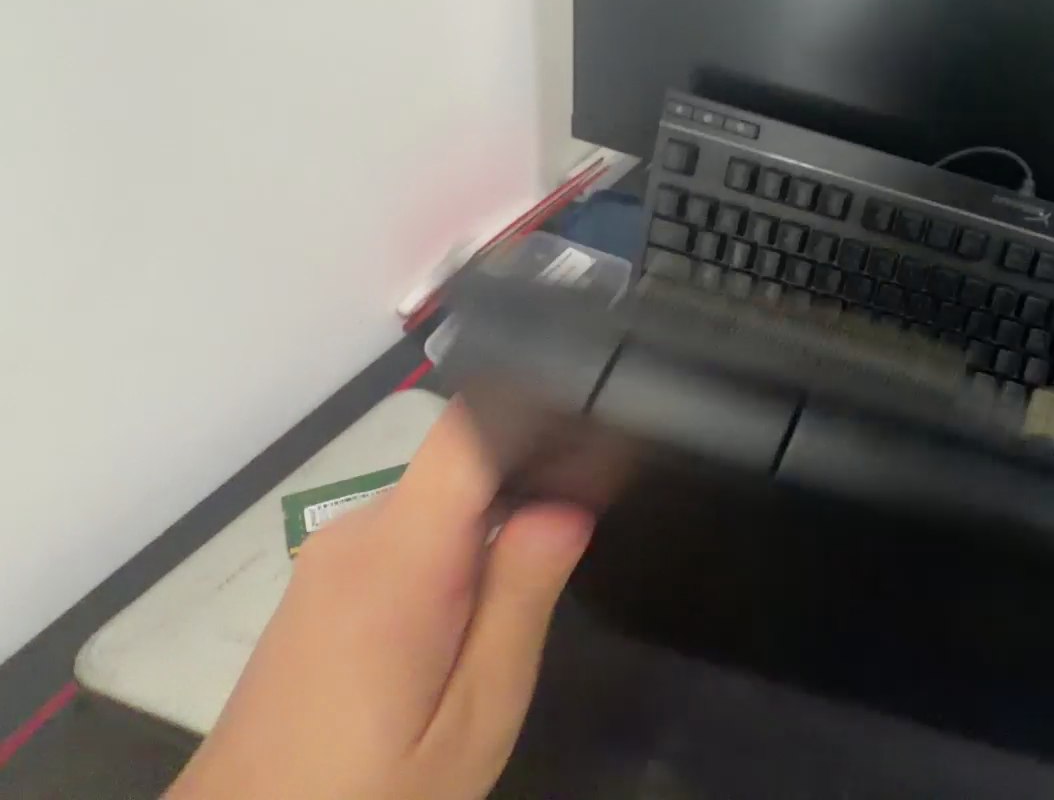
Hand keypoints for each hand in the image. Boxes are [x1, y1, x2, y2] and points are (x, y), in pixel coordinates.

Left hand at [166, 402, 594, 799]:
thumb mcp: (476, 711)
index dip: (539, 416)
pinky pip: (421, 527)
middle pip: (470, 464)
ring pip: (450, 497)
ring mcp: (336, 553)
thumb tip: (568, 504)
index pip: (469, 431)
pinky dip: (464, 549)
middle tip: (563, 567)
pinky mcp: (332, 575)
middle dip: (531, 495)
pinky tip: (468, 618)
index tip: (595, 449)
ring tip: (511, 608)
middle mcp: (358, 533)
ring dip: (498, 531)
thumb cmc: (368, 793)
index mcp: (396, 556)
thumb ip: (521, 598)